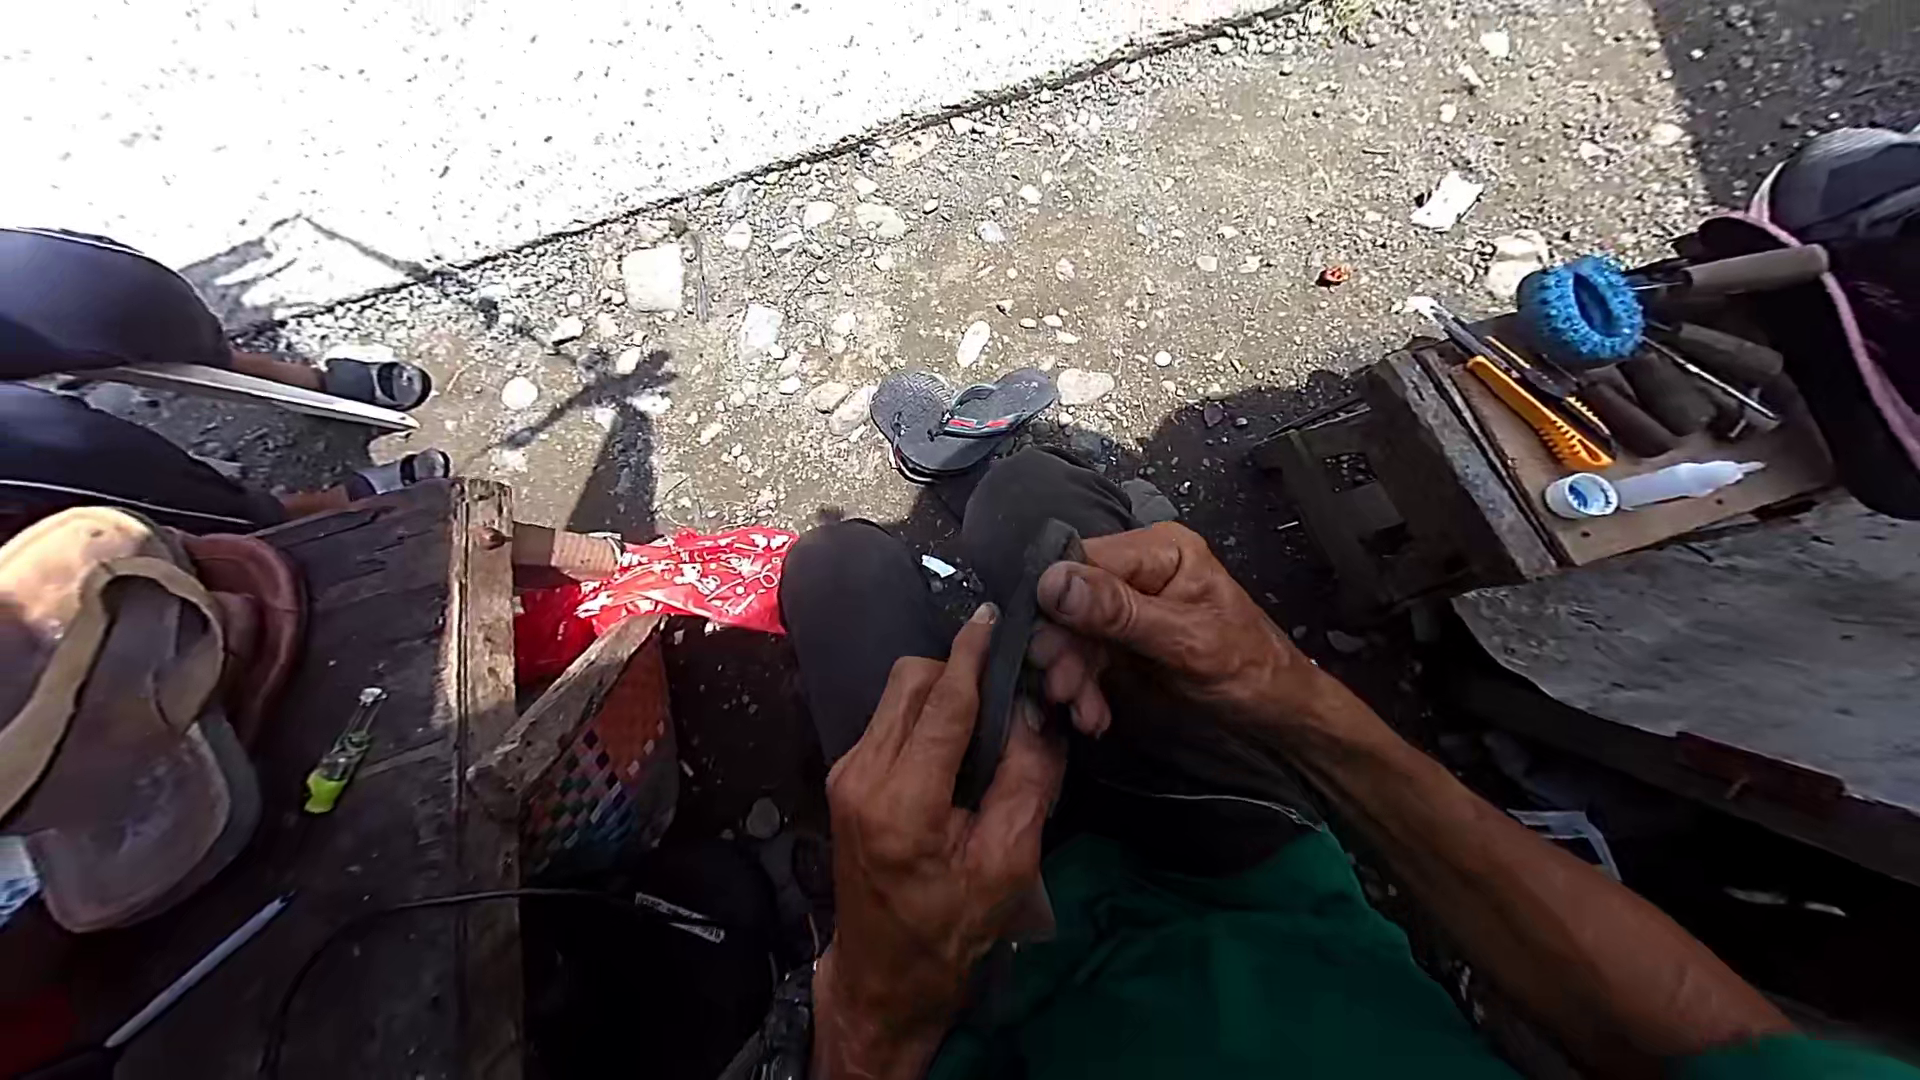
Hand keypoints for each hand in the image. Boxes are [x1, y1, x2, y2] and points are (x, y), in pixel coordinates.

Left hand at [814, 603, 1065, 1079]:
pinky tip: (952, 744)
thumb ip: (1027, 779)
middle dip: (958, 670)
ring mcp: (847, 770)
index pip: (942, 705)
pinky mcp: (846, 773)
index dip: (971, 655)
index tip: (992, 617)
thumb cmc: (950, 933)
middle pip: (910, 681)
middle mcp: (863, 774)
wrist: (880, 979)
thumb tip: (1035, 710)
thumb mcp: (1008, 863)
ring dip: (942, 690)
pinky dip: (926, 712)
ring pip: (897, 692)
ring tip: (981, 719)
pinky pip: (890, 716)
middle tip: (1000, 691)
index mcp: (903, 803)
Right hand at [1032, 522, 1337, 732]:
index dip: (1056, 600)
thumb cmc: (1250, 671)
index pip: (1085, 560)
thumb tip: (1052, 582)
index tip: (1043, 646)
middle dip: (1065, 647)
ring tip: (1079, 709)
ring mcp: (1128, 605)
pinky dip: (1085, 686)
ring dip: (1072, 673)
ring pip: (1075, 632)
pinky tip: (1092, 713)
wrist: (1277, 716)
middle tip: (1058, 687)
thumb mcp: (1185, 641)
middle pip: (1074, 599)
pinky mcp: (1123, 638)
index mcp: (1159, 551)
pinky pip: (1088, 655)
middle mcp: (1138, 570)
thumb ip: (1119, 612)